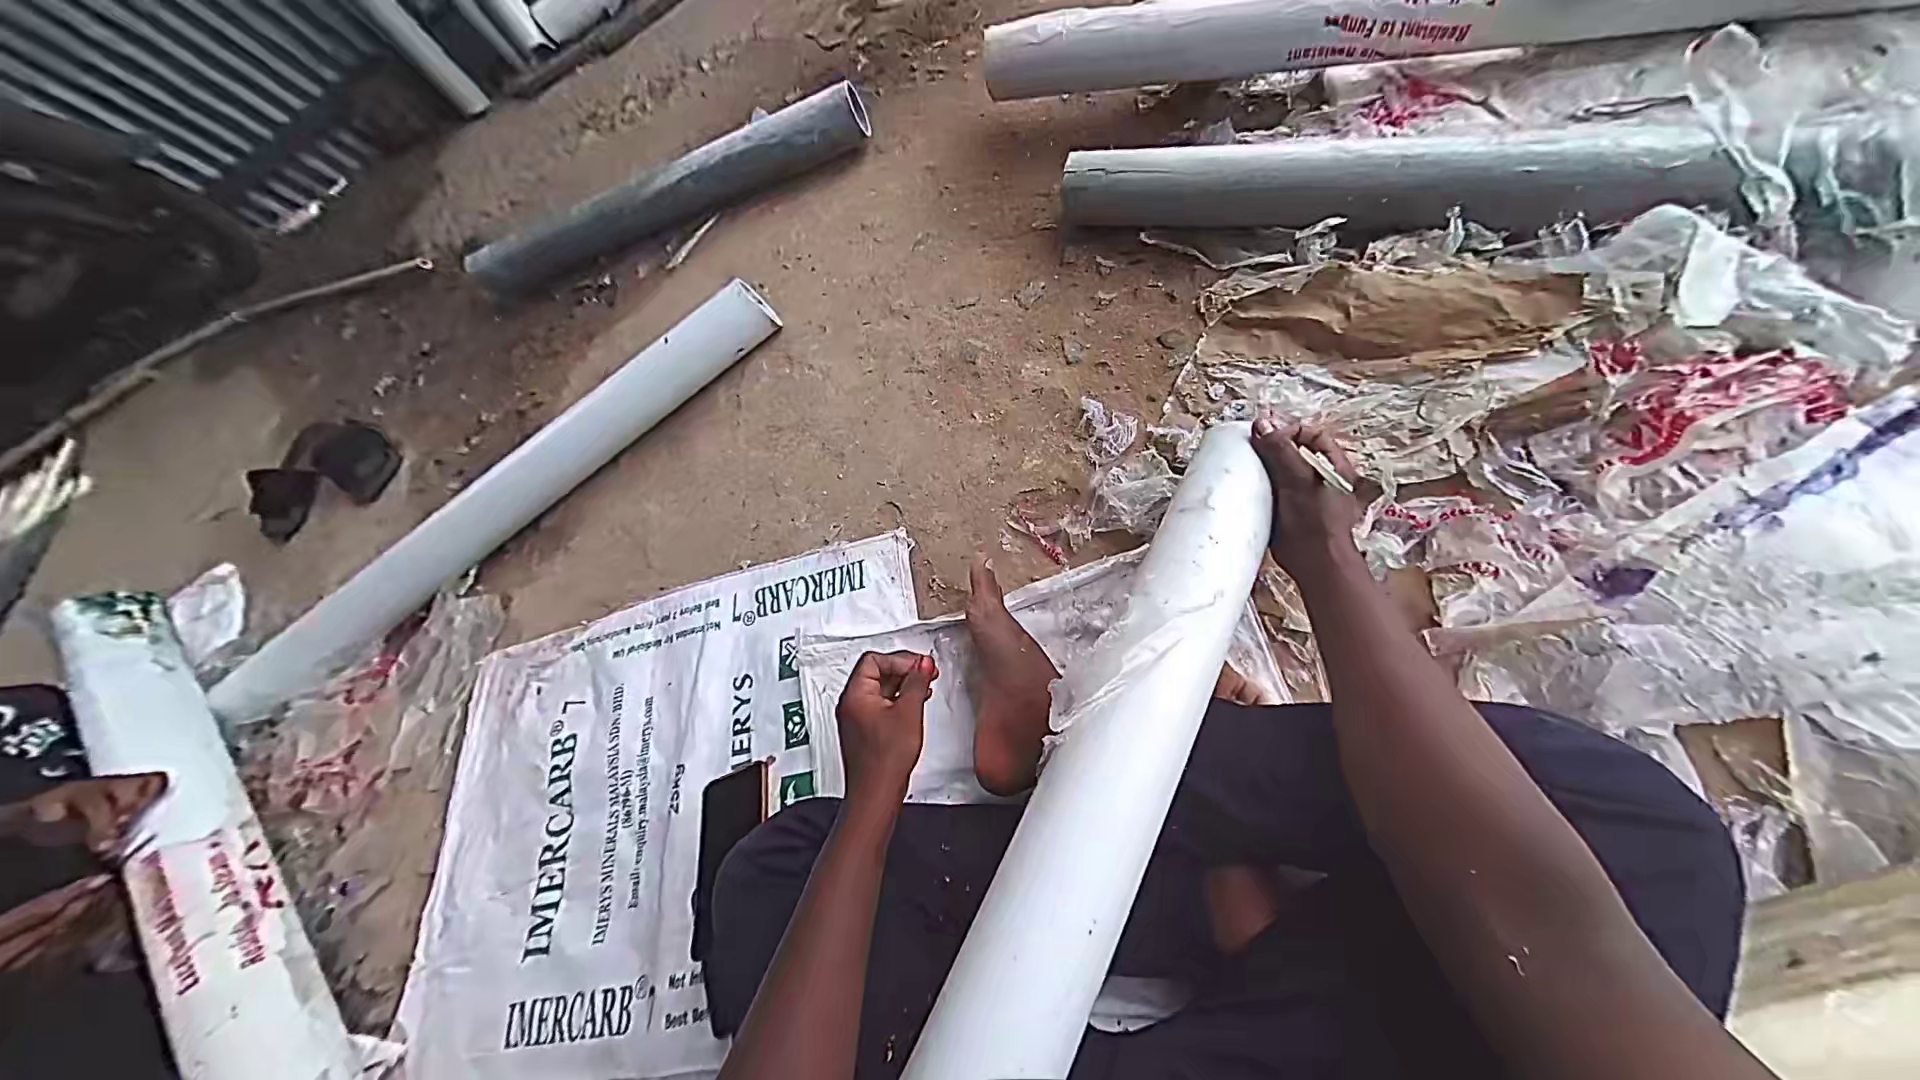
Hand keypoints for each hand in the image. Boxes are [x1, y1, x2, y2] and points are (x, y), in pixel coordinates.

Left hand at [835, 651, 935, 802]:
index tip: (920, 665)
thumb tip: (923, 664)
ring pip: (880, 688)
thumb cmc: (885, 760)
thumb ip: (917, 682)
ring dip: (903, 684)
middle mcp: (851, 704)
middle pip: (876, 671)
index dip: (900, 660)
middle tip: (925, 672)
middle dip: (903, 669)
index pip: (874, 660)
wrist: (876, 792)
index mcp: (855, 695)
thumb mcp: (909, 711)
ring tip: (924, 686)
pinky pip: (881, 704)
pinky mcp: (865, 730)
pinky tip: (914, 705)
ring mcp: (857, 718)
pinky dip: (898, 700)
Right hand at [1251, 416, 1362, 578]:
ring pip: (1282, 472)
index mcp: (1334, 466)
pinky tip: (1247, 490)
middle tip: (1250, 454)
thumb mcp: (1296, 480)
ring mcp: (1306, 496)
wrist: (1315, 563)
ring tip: (1246, 471)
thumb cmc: (1313, 520)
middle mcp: (1322, 479)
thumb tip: (1261, 424)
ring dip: (1264, 470)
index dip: (1288, 432)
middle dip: (1271, 451)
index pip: (1311, 435)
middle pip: (1295, 453)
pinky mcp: (1290, 512)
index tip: (1264, 440)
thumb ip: (1280, 451)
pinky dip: (1260, 488)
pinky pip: (1273, 492)